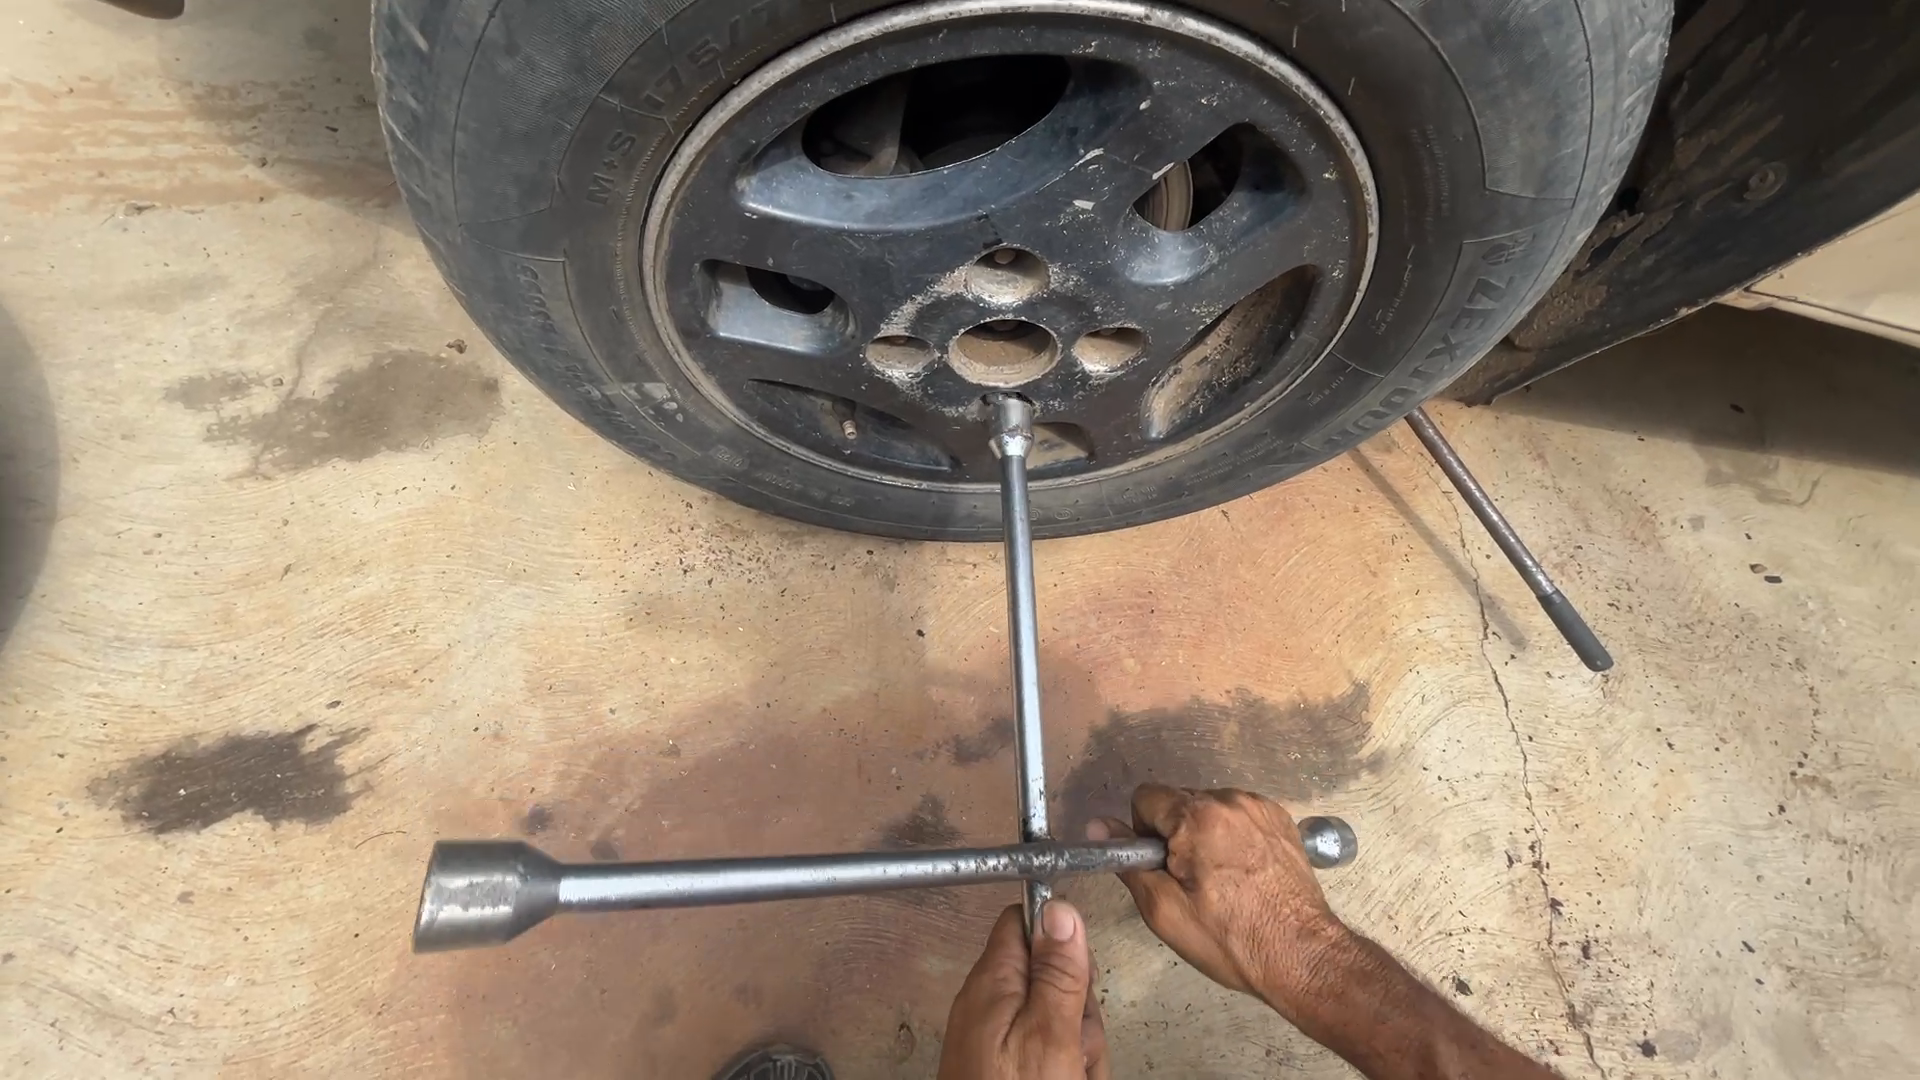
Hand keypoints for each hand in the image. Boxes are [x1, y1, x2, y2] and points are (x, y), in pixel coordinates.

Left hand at [938, 901, 1109, 1079]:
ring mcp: (995, 1038)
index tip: (1080, 977)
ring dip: (1078, 1049)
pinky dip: (1066, 1071)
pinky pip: (1047, 1051)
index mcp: (992, 981)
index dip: (1061, 939)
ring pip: (1056, 1018)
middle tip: (1076, 1050)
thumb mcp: (1048, 1037)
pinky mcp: (1004, 1068)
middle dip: (1078, 1010)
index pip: (1026, 922)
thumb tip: (1059, 905)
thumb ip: (1056, 972)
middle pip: (1049, 975)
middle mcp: (989, 1003)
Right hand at [1088, 784, 1347, 1007]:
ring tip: (1222, 876)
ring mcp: (1258, 806)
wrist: (1305, 958)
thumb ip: (1128, 861)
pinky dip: (1231, 832)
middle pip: (1177, 800)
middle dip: (1174, 832)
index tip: (1162, 865)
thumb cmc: (1231, 940)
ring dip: (1203, 831)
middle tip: (1191, 878)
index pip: (1145, 797)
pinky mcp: (1279, 816)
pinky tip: (1244, 869)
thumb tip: (1098, 826)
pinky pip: (1236, 812)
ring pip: (1207, 806)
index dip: (1143, 831)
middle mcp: (1228, 799)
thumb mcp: (1164, 910)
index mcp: (1197, 816)